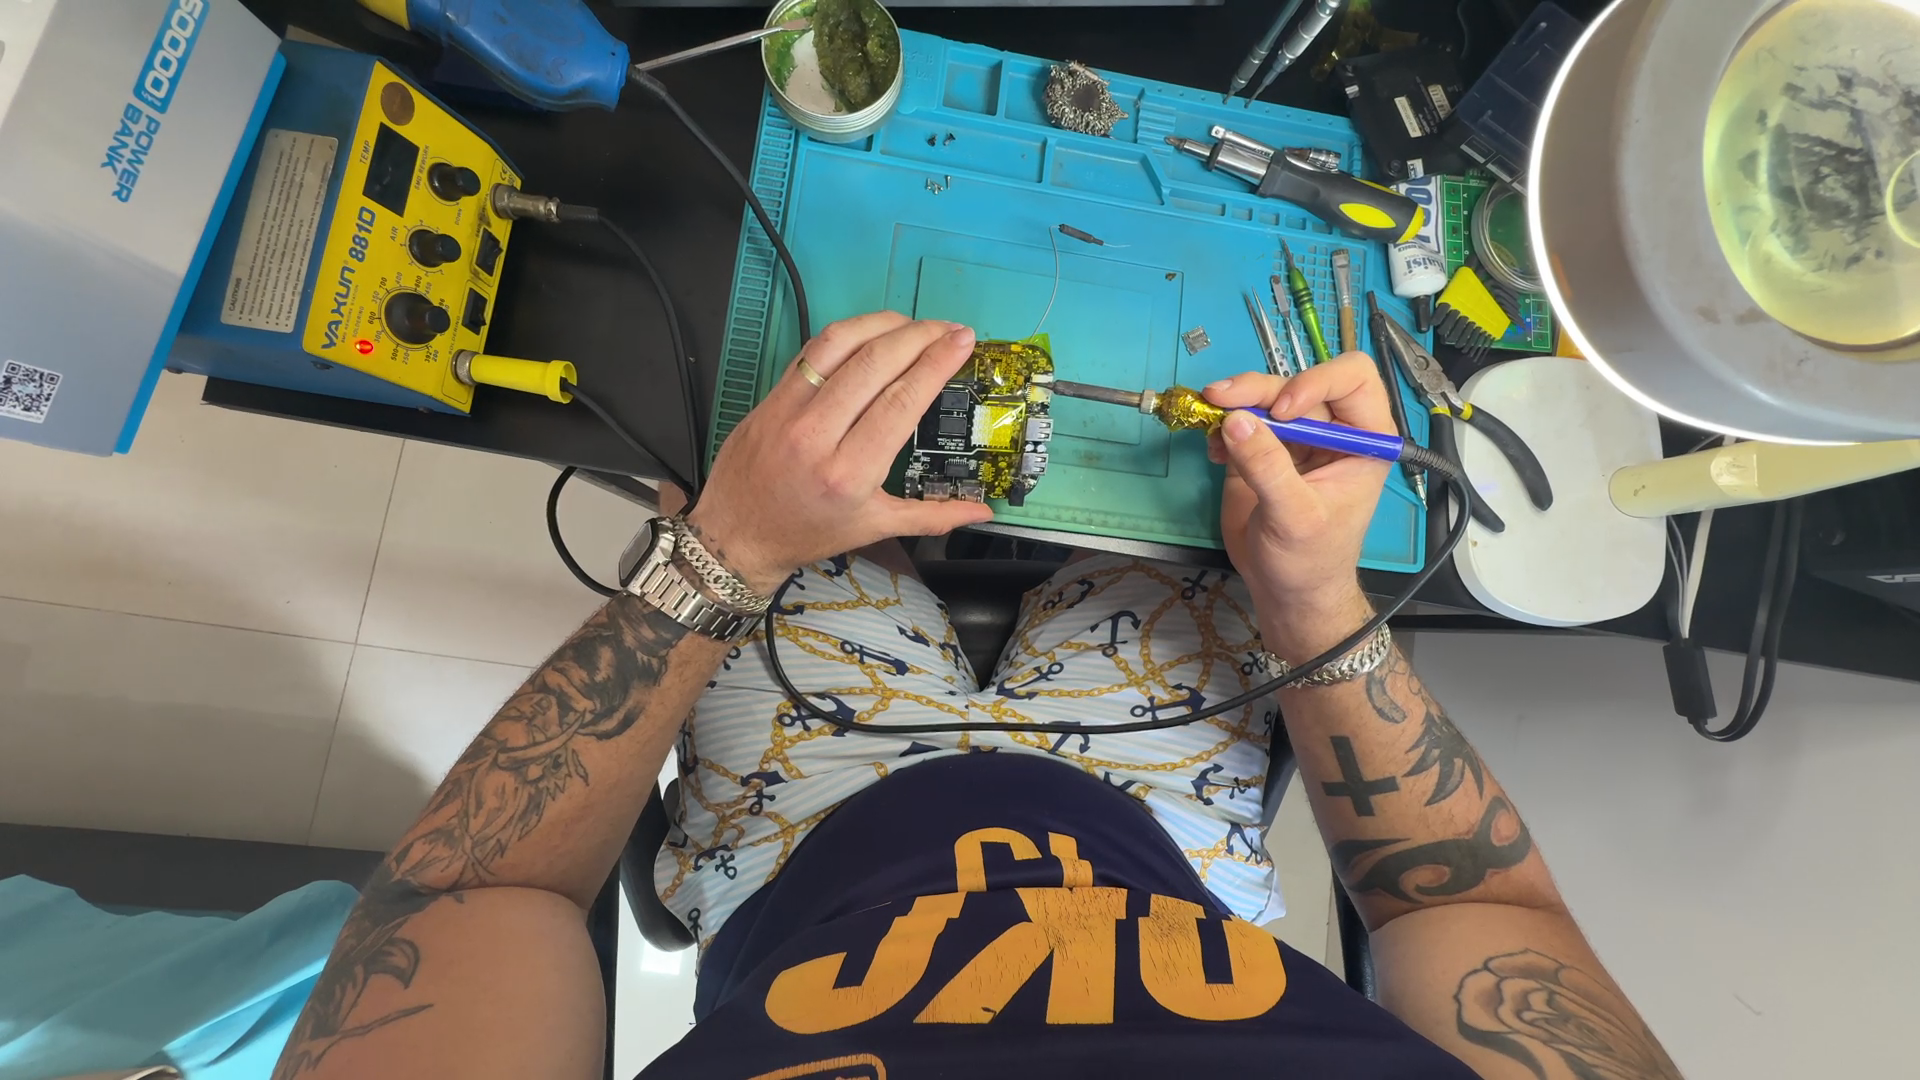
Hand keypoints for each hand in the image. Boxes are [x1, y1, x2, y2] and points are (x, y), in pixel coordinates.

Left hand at [686, 313, 993, 592]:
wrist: (737, 534)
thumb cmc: (808, 533)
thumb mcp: (873, 528)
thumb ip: (932, 516)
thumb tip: (984, 511)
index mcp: (850, 473)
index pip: (901, 402)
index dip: (935, 364)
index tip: (962, 342)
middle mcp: (819, 435)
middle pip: (876, 364)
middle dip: (920, 336)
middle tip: (949, 328)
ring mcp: (790, 410)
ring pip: (841, 344)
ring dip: (884, 324)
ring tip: (916, 323)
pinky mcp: (772, 396)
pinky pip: (813, 350)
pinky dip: (849, 331)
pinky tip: (874, 330)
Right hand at [1204, 352, 1394, 660]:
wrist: (1285, 591)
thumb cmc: (1310, 560)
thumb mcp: (1295, 516)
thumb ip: (1268, 467)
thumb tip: (1233, 421)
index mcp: (1363, 439)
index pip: (1351, 380)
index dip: (1315, 382)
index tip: (1281, 410)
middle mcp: (1329, 430)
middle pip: (1294, 384)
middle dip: (1257, 389)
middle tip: (1217, 397)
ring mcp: (1291, 440)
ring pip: (1262, 399)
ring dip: (1232, 403)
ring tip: (1208, 419)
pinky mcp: (1257, 452)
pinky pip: (1237, 423)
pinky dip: (1219, 428)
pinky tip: (1212, 449)